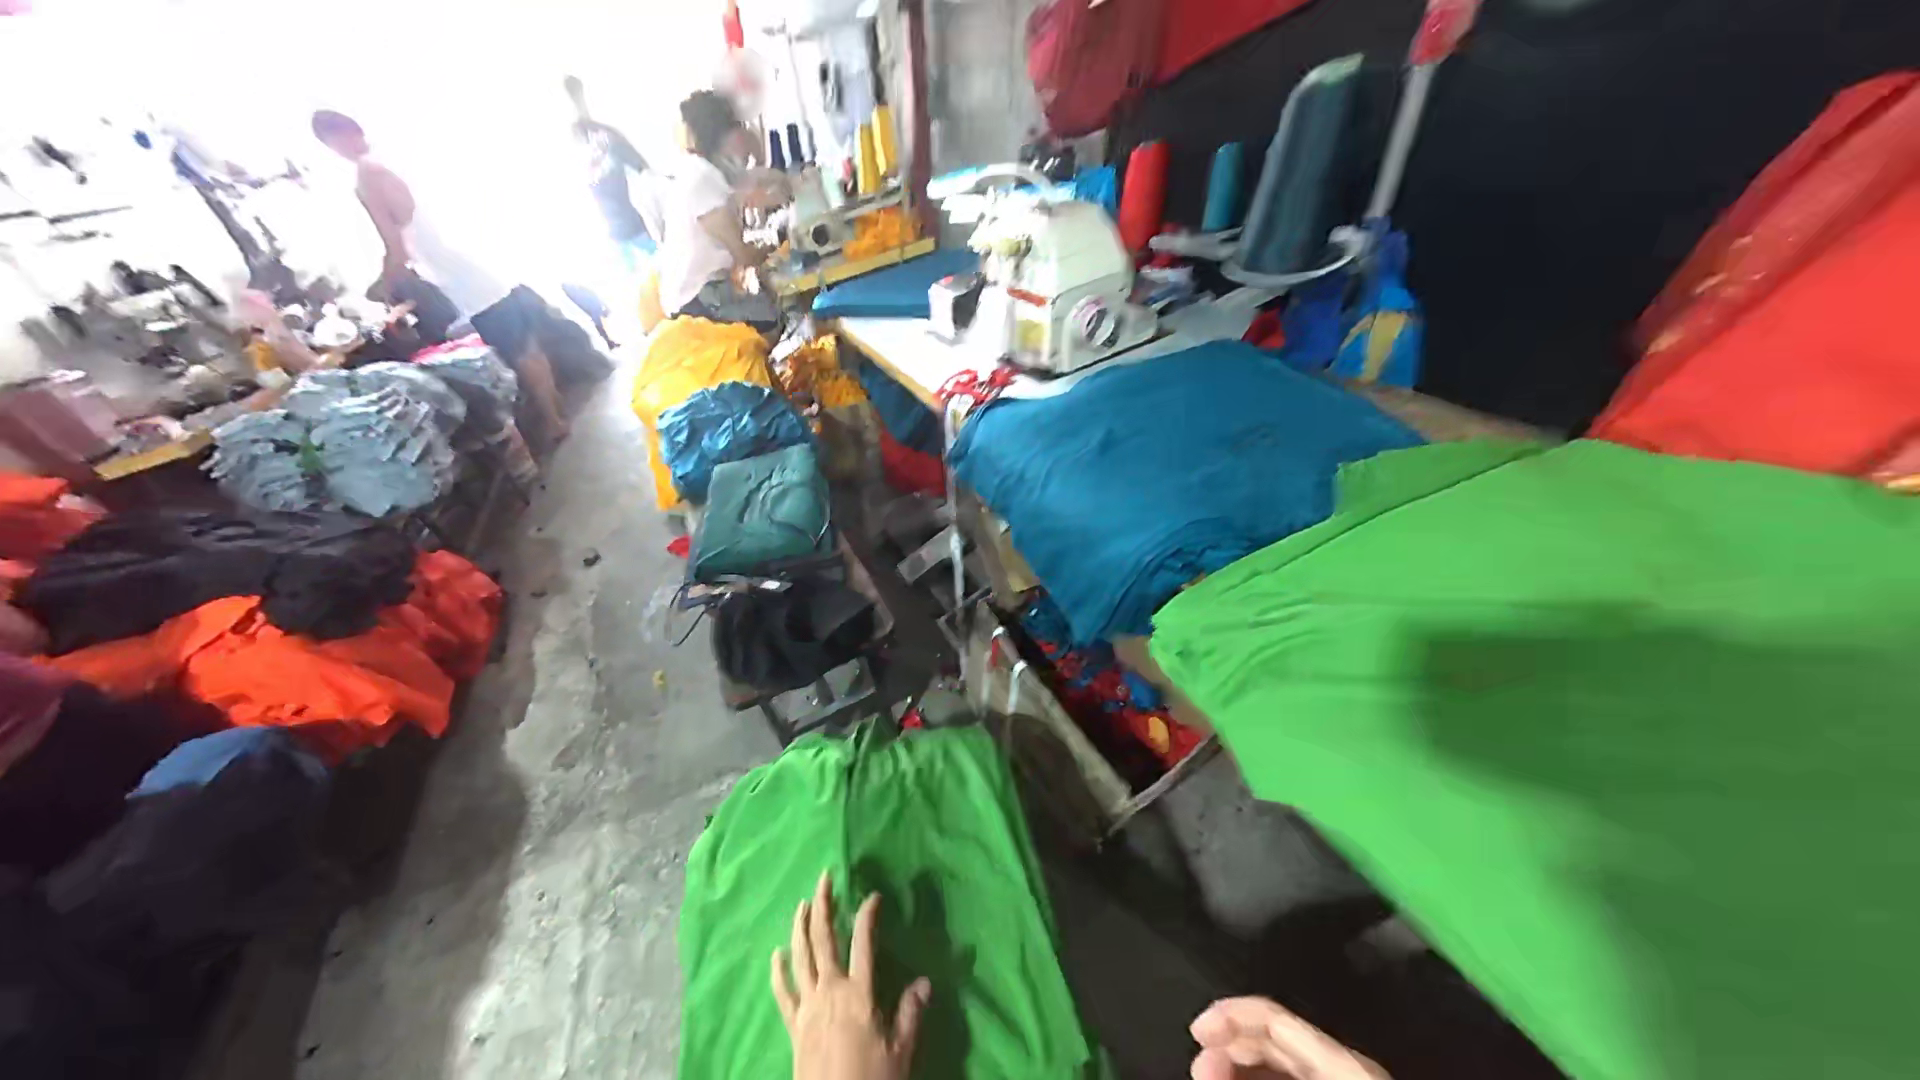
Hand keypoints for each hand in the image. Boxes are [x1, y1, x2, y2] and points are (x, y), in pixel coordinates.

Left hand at [773, 872, 929, 1079]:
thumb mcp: (900, 1052)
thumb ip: (910, 1014)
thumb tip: (924, 982)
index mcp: (858, 994)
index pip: (864, 942)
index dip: (868, 914)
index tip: (873, 896)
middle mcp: (830, 992)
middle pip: (824, 939)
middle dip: (823, 905)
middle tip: (824, 878)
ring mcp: (808, 1008)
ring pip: (800, 958)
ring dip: (800, 927)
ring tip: (802, 903)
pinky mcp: (793, 1028)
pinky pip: (783, 993)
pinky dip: (778, 971)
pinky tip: (777, 954)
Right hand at [1190, 997, 1388, 1079]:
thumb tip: (1215, 1075)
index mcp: (1341, 1065)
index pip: (1272, 1016)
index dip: (1228, 1016)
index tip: (1196, 1035)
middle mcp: (1344, 1069)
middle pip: (1274, 1036)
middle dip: (1232, 1048)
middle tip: (1200, 1072)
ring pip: (1284, 1062)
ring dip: (1245, 1069)